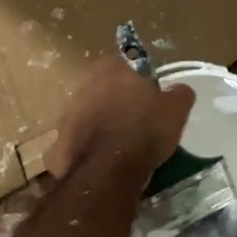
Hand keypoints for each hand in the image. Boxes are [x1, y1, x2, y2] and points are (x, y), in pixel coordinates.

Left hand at [46, 57, 192, 181]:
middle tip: (137, 117)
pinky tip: (103, 160)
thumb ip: (179, 92)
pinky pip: (77, 142)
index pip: (127, 63)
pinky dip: (88, 148)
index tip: (150, 93)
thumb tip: (178, 89)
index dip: (140, 78)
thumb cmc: (144, 131)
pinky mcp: (57, 144)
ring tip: (120, 142)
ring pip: (89, 114)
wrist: (107, 173)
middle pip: (105, 88)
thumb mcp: (177, 109)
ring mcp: (67, 115)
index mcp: (112, 69)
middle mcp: (85, 86)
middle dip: (118, 99)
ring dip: (101, 123)